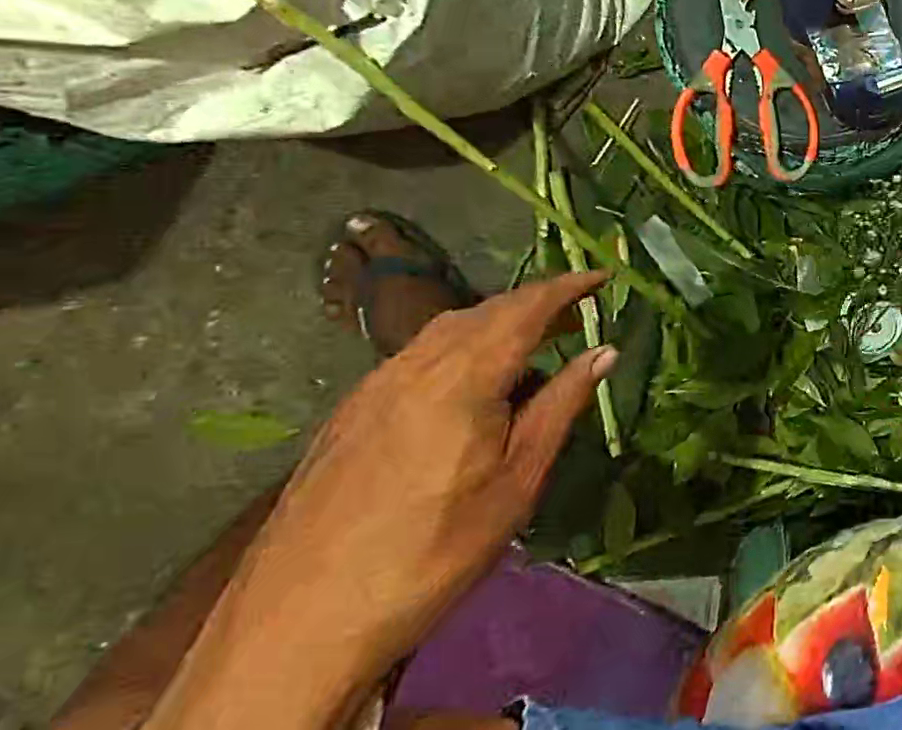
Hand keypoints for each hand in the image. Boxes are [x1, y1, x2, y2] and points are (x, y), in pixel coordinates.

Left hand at [148, 272, 614, 728]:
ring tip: (533, 341)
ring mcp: (374, 387)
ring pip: (448, 329)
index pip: (525, 309)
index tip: (602, 275)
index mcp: (462, 378)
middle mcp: (414, 366)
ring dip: (498, 321)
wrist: (297, 625)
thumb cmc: (433, 552)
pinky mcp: (350, 412)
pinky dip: (462, 344)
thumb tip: (604, 351)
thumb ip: (561, 405)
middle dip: (536, 302)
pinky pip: (419, 354)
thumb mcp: (517, 481)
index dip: (567, 286)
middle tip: (578, 312)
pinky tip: (472, 379)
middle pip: (485, 311)